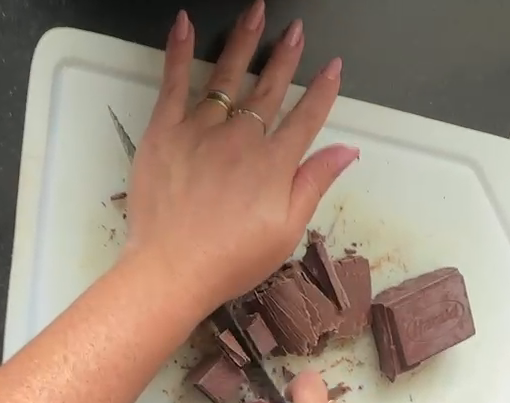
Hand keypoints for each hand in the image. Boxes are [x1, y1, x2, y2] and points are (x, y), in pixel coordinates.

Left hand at [120, 3, 359, 315]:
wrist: (173, 270)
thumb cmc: (229, 262)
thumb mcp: (286, 233)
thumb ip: (314, 185)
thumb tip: (345, 152)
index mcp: (273, 164)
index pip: (306, 118)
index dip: (322, 92)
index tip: (332, 69)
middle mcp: (241, 138)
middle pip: (268, 90)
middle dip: (285, 58)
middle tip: (296, 32)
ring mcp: (201, 131)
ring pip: (226, 76)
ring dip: (243, 43)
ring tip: (256, 13)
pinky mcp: (164, 133)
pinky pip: (172, 83)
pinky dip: (177, 51)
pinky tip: (183, 24)